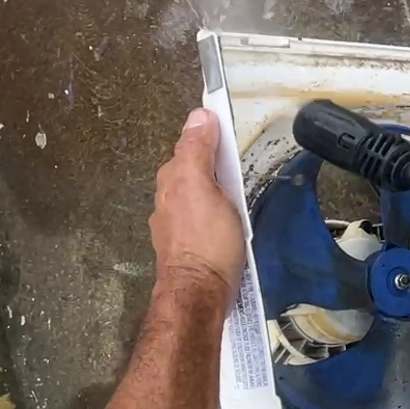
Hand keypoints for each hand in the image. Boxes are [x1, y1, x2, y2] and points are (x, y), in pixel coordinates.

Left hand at [150, 108, 245, 303]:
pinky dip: (216, 210)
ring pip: (198, 193)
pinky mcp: (190, 243)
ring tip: (239, 189)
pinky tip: (230, 219)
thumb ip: (198, 151)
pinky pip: (203, 215)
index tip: (233, 131)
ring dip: (215, 188)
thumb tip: (198, 115)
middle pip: (193, 169)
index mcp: (172, 181)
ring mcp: (177, 223)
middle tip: (240, 160)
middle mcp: (168, 199)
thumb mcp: (204, 187)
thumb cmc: (206, 240)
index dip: (210, 136)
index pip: (190, 146)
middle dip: (213, 162)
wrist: (201, 292)